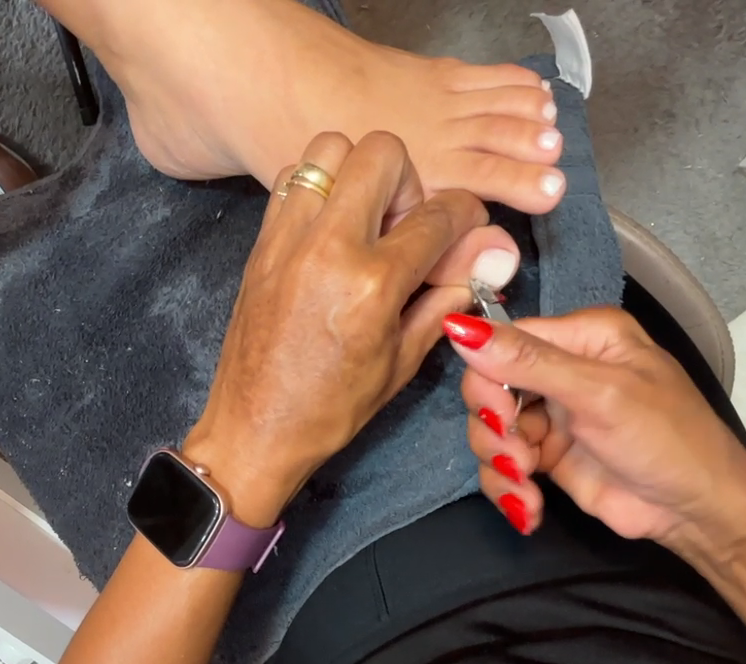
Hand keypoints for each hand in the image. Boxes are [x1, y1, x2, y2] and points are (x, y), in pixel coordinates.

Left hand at [186, 130, 517, 524]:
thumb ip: (444, 297)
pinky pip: (291, 181)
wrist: (254, 431)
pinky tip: (326, 235)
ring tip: (360, 225)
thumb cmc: (329, 410)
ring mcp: (286, 241)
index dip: (467, 219)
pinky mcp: (260, 246)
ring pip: (329, 150)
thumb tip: (491, 256)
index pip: (440, 214)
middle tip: (400, 228)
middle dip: (406, 181)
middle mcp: (327, 248)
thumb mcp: (401, 363)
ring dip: (356, 174)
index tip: (464, 233)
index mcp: (371, 284)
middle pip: (382, 152)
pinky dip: (316, 190)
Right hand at [443, 307, 745, 544]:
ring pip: (488, 434)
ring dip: (501, 469)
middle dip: (494, 434)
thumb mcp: (598, 394)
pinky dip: (509, 491)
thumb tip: (457, 328)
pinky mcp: (544, 456)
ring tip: (527, 491)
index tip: (502, 420)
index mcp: (581, 337)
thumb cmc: (665, 439)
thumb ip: (529, 363)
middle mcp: (560, 370)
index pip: (502, 345)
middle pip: (487, 392)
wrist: (694, 511)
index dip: (488, 383)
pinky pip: (500, 468)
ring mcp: (550, 416)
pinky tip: (530, 509)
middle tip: (519, 462)